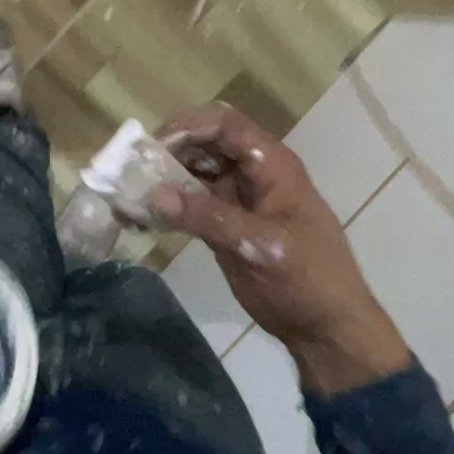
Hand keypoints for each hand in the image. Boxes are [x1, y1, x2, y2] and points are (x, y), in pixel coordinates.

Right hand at [151, 104, 411, 393]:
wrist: (325, 328)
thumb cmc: (308, 280)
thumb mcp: (262, 247)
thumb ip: (210, 218)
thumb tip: (154, 196)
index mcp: (271, 166)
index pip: (225, 125)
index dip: (188, 127)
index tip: (154, 148)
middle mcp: (251, 173)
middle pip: (202, 143)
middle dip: (166, 152)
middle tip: (132, 172)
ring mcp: (235, 198)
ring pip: (191, 171)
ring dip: (160, 179)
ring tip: (127, 195)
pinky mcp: (222, 223)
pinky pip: (188, 203)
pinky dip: (164, 206)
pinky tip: (138, 218)